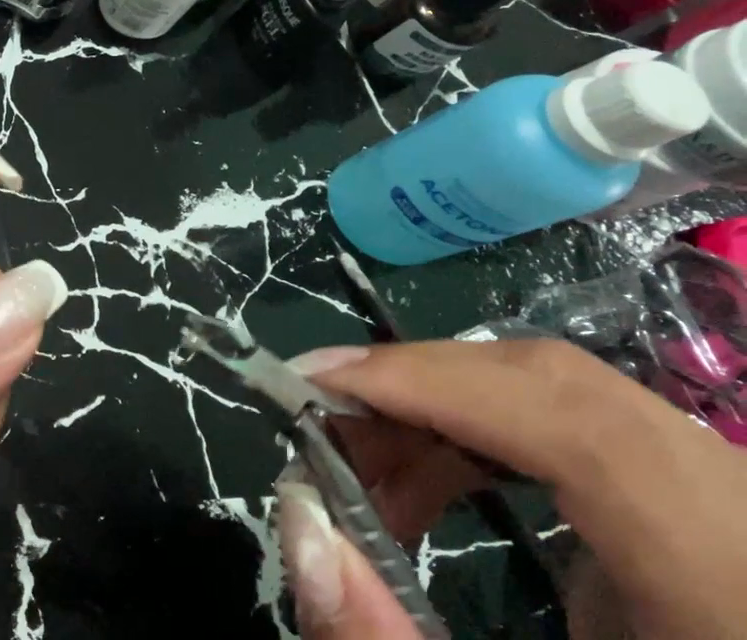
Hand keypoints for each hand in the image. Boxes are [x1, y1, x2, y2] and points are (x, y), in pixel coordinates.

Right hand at [275, 338, 746, 637]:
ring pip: (557, 390)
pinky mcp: (700, 498)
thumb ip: (390, 636)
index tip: (311, 385)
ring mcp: (728, 498)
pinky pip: (574, 418)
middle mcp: (744, 513)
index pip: (580, 430)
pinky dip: (470, 432)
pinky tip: (421, 488)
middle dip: (412, 386)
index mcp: (729, 583)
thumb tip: (297, 519)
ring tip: (357, 472)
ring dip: (430, 411)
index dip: (433, 386)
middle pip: (558, 385)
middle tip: (313, 419)